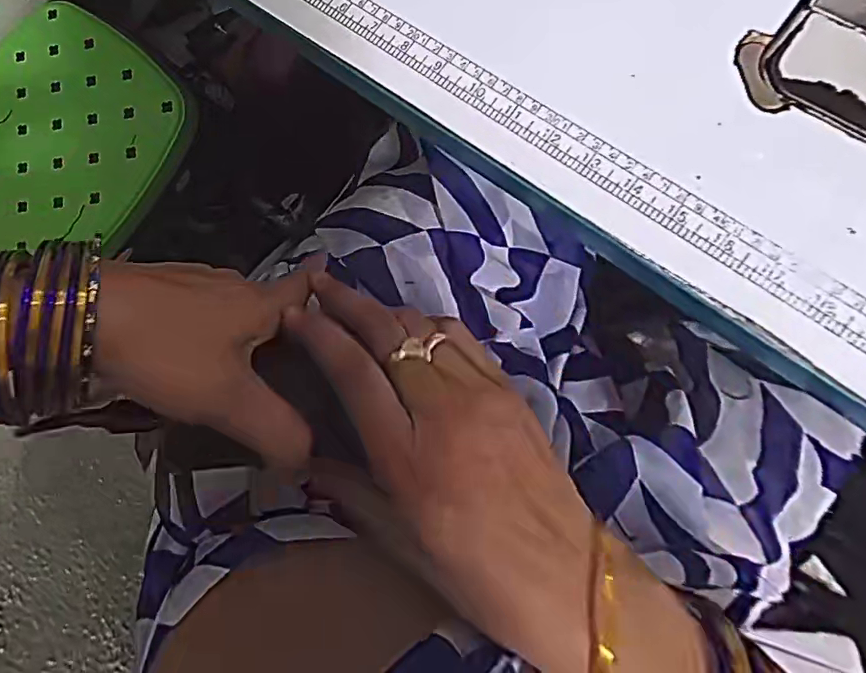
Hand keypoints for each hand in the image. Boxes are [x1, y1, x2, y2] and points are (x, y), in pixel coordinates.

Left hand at [92, 259, 317, 471]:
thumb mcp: (227, 399)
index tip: (344, 315)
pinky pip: (200, 319)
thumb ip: (277, 430)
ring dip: (242, 343)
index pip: (309, 286)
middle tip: (293, 382)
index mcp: (259, 301)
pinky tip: (190, 370)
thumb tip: (311, 458)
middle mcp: (232, 284)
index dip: (329, 297)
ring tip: (241, 387)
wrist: (83, 313)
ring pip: (233, 315)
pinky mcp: (161, 293)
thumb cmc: (166, 349)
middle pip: (272, 308)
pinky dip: (207, 341)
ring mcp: (193, 284)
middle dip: (285, 339)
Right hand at [285, 271, 598, 671]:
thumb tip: (308, 458)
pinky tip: (413, 327)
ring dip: (385, 308)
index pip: (354, 371)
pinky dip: (427, 323)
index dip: (320, 334)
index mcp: (408, 457)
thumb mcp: (402, 540)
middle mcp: (443, 412)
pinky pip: (460, 337)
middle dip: (347, 301)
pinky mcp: (509, 389)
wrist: (569, 582)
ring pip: (424, 326)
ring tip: (359, 305)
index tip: (296, 314)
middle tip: (320, 283)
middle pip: (388, 334)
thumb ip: (349, 489)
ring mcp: (482, 394)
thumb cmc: (476, 573)